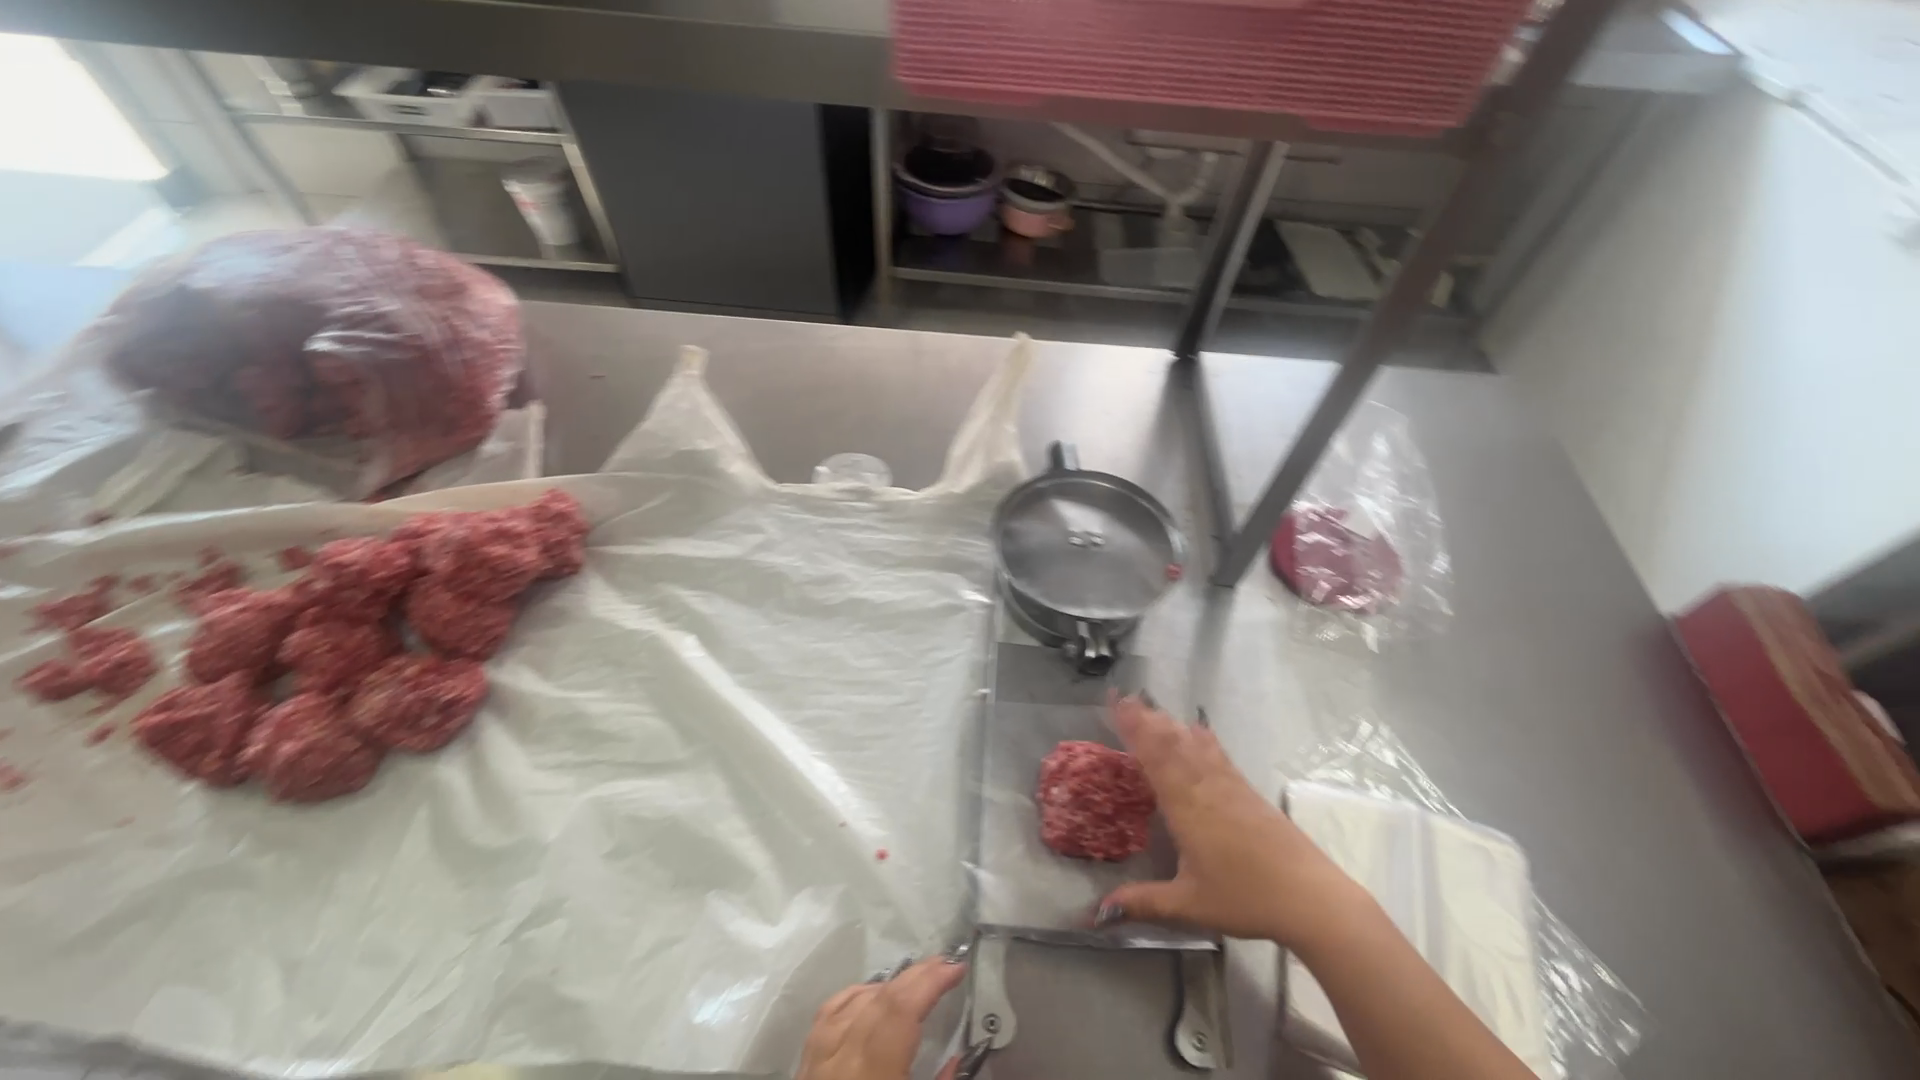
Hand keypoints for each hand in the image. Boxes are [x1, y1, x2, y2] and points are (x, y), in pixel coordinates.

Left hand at [797, 957, 968, 1079]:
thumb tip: (955, 1057)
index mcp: (874, 1073)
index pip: (901, 1010)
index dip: (930, 981)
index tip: (957, 967)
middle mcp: (840, 1059)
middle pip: (878, 1001)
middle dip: (915, 976)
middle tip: (944, 964)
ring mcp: (815, 1061)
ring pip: (851, 1004)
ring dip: (886, 986)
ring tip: (913, 981)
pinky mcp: (803, 1067)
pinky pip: (826, 1018)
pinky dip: (852, 999)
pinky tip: (867, 996)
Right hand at [1099, 693, 1365, 947]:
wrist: (1311, 897)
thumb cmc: (1246, 898)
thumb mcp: (1188, 905)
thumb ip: (1142, 902)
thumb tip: (1097, 912)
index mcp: (1187, 808)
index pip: (1155, 758)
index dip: (1135, 730)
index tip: (1117, 704)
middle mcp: (1207, 788)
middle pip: (1174, 744)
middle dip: (1149, 720)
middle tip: (1126, 698)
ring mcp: (1232, 788)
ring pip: (1196, 746)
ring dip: (1172, 725)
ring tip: (1154, 708)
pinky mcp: (1250, 794)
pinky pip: (1219, 756)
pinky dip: (1203, 738)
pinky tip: (1199, 731)